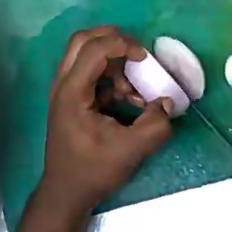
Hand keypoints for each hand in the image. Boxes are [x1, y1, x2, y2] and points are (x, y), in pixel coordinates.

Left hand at [35, 27, 172, 218]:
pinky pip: (91, 73)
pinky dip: (111, 77)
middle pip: (83, 41)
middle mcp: (63, 84)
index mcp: (72, 91)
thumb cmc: (92, 170)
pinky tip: (128, 101)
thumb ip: (154, 125)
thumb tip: (168, 102)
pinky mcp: (72, 98)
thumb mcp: (130, 151)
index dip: (122, 45)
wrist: (66, 191)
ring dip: (114, 63)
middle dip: (113, 40)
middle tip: (139, 54)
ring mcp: (65, 90)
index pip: (94, 49)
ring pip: (86, 55)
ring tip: (135, 91)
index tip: (146, 58)